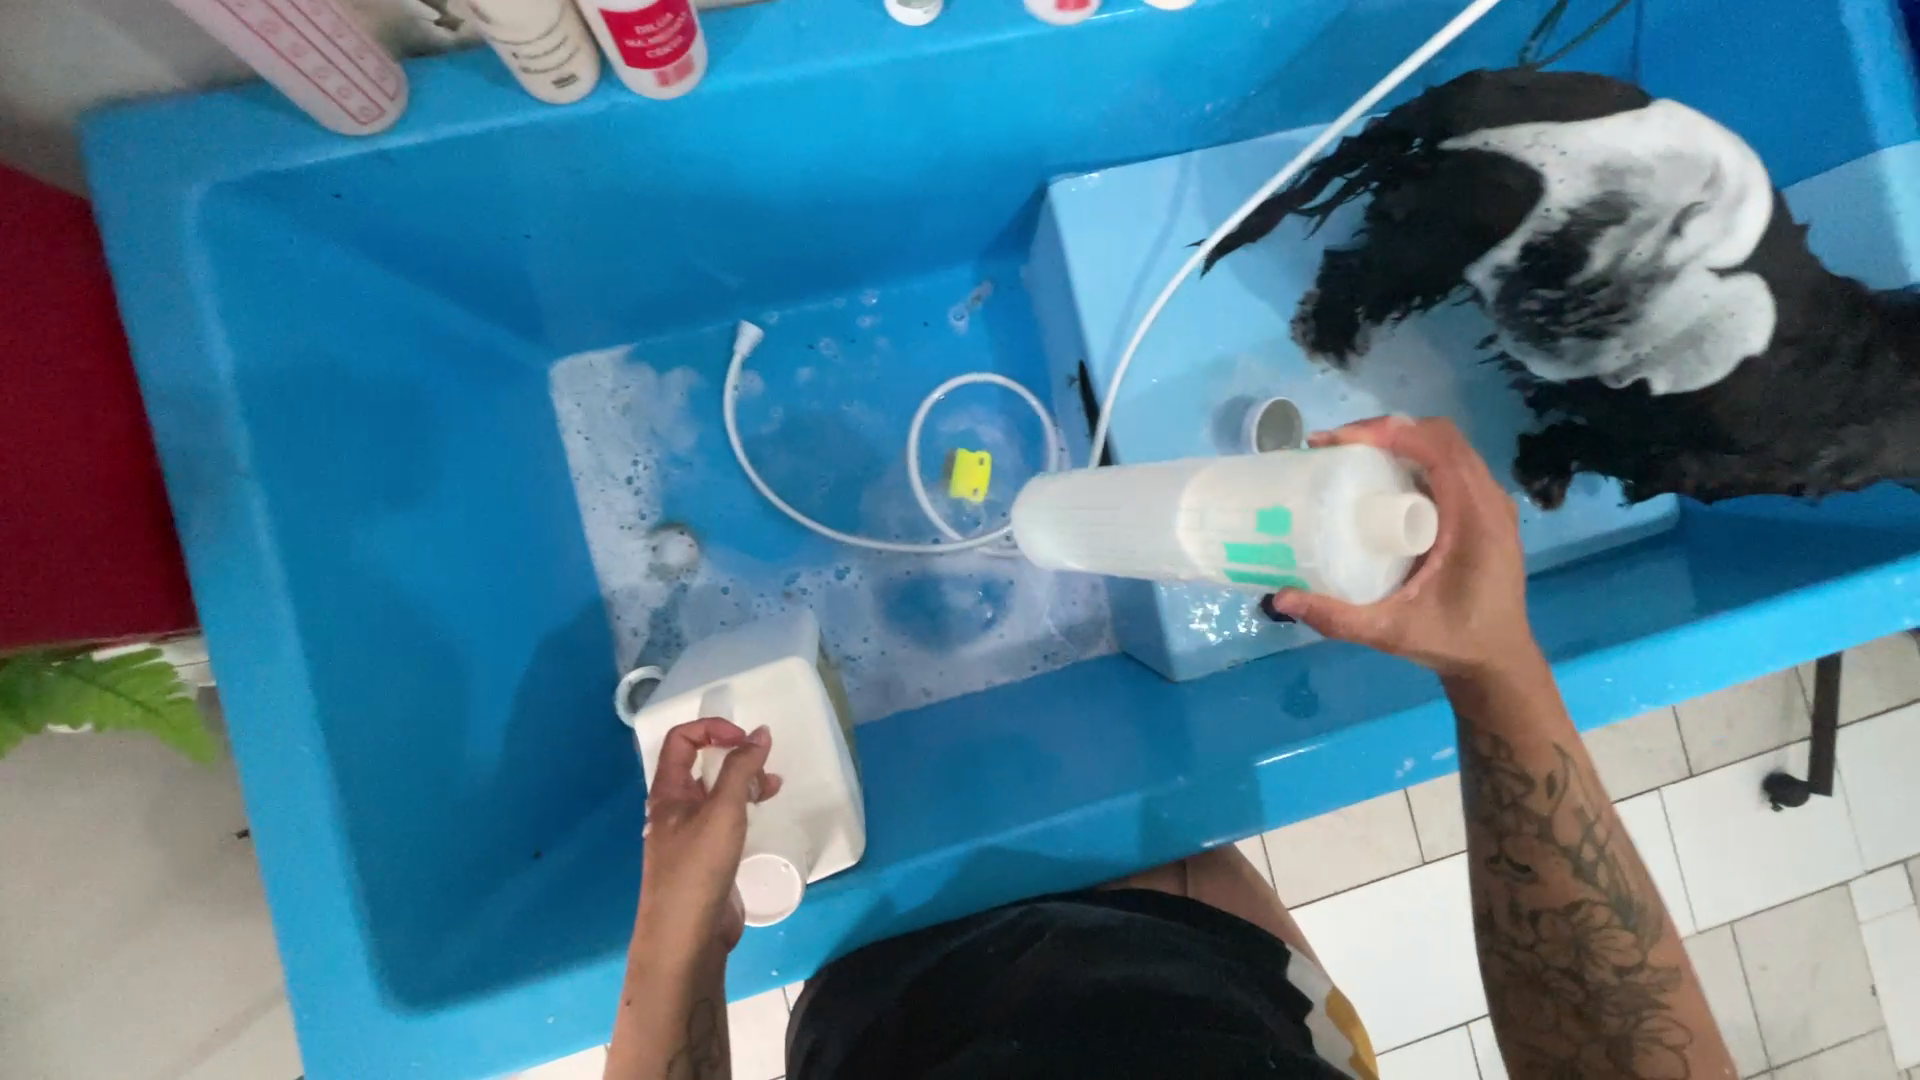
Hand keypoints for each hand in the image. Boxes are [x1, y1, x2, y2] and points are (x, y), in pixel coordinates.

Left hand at [637, 718, 782, 953]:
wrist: (685, 940)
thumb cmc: (698, 868)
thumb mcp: (723, 810)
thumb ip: (741, 768)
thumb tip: (760, 733)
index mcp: (668, 792)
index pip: (681, 740)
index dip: (712, 729)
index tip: (743, 739)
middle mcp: (675, 808)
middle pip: (700, 764)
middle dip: (733, 754)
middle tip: (761, 760)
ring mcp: (690, 833)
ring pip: (717, 791)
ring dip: (744, 779)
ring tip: (772, 783)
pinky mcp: (707, 855)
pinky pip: (726, 817)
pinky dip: (746, 806)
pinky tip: (764, 811)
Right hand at [1268, 416, 1536, 677]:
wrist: (1497, 662)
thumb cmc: (1452, 641)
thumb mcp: (1390, 632)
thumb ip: (1337, 618)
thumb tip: (1280, 597)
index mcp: (1476, 517)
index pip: (1437, 447)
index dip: (1386, 433)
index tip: (1335, 443)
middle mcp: (1487, 501)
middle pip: (1440, 437)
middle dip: (1384, 432)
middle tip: (1332, 448)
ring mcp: (1487, 506)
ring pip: (1444, 449)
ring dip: (1398, 442)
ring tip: (1346, 457)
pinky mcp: (1479, 515)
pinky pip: (1447, 468)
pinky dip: (1411, 459)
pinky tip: (1375, 480)